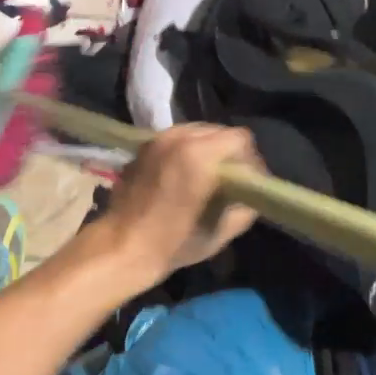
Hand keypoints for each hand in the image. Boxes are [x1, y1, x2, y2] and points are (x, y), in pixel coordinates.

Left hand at [88, 124, 261, 292]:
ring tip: (206, 176)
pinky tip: (182, 175)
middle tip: (231, 180)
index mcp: (199, 154)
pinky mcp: (142, 145)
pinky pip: (174, 138)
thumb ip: (245, 206)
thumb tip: (252, 194)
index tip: (250, 182)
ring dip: (206, 149)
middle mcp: (178, 137)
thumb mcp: (221, 231)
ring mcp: (157, 138)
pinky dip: (185, 150)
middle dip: (228, 152)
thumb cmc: (174, 242)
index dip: (250, 159)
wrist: (123, 244)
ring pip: (195, 131)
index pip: (240, 138)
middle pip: (217, 130)